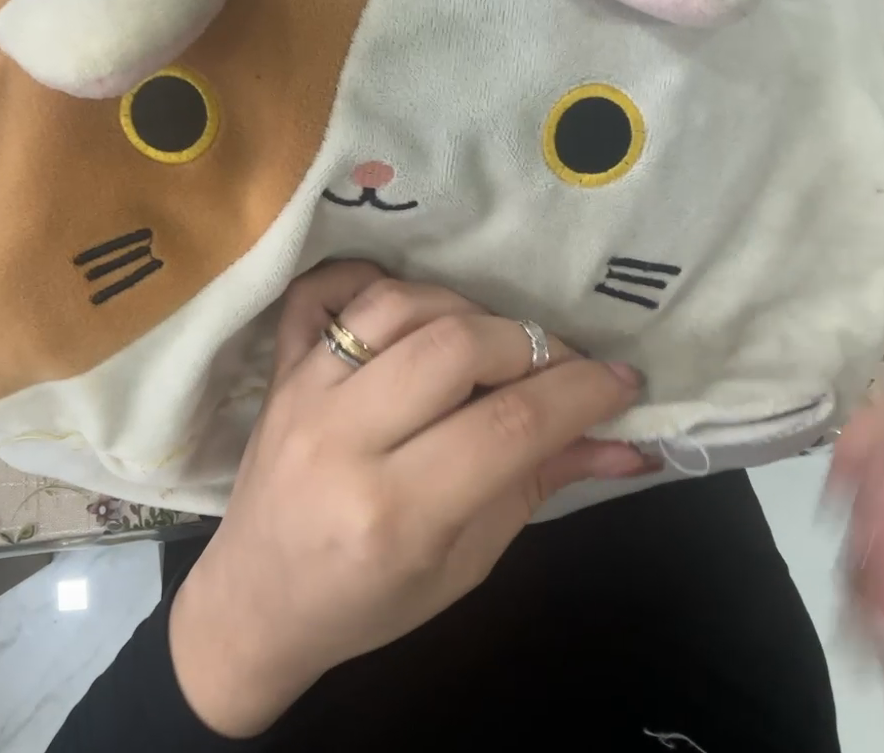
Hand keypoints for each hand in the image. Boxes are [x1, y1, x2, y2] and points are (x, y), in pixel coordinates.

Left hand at [169, 261, 653, 736]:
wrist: (256, 602)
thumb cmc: (366, 602)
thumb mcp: (465, 564)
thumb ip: (539, 486)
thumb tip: (627, 444)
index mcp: (394, 513)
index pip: (509, 425)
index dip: (581, 393)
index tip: (622, 383)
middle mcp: (342, 440)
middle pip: (455, 347)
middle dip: (529, 345)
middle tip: (555, 369)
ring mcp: (301, 394)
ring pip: (395, 305)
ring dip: (462, 309)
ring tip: (490, 343)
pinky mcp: (279, 370)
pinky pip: (319, 293)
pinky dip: (369, 280)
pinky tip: (409, 307)